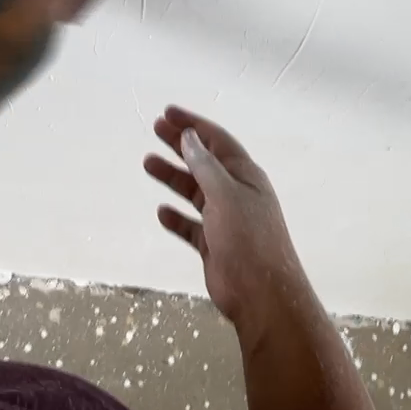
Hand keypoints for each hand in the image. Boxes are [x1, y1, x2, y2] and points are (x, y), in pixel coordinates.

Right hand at [145, 106, 307, 338]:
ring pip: (194, 191)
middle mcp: (235, 193)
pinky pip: (191, 225)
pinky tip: (162, 212)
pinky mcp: (213, 245)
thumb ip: (204, 165)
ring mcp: (224, 220)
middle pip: (203, 161)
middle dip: (180, 144)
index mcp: (244, 175)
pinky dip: (176, 217)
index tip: (168, 112)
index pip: (216, 140)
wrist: (262, 296)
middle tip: (155, 129)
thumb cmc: (248, 238)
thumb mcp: (225, 193)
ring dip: (173, 176)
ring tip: (148, 163)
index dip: (193, 124)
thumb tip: (188, 137)